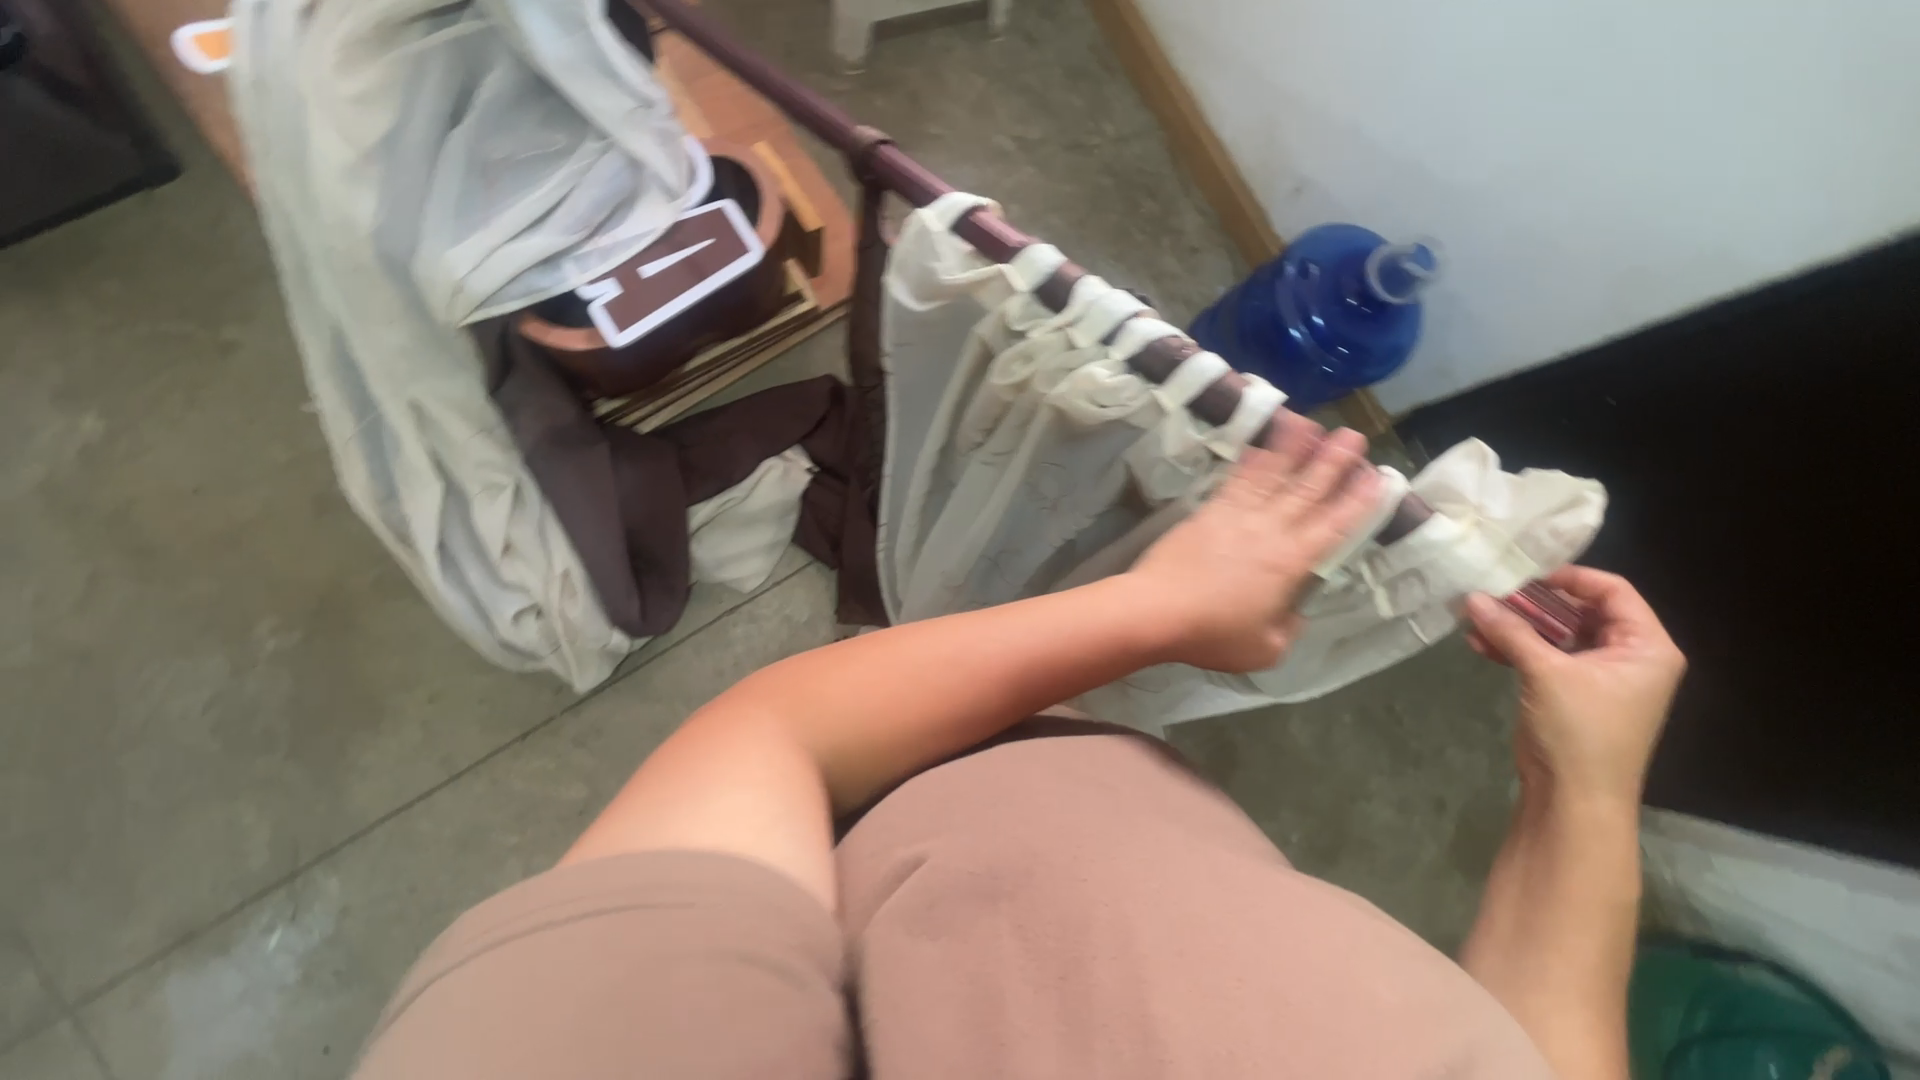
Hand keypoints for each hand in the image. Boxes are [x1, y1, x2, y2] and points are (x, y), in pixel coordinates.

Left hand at [1127, 422, 1382, 672]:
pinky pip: (1236, 480)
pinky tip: (1259, 448)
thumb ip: (1287, 628)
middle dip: (1333, 461)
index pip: (1335, 525)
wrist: (1155, 610)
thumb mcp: (1265, 649)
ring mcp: (1236, 516)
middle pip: (1307, 490)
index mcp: (1292, 563)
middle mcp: (1270, 530)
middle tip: (1353, 435)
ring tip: (1310, 424)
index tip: (1377, 475)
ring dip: (1293, 449)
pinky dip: (1250, 462)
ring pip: (1272, 476)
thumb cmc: (1212, 634)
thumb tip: (1295, 612)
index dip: (1359, 500)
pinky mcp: (1207, 512)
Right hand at [1464, 567, 1685, 807]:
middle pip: (1582, 610)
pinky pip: (1543, 656)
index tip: (1525, 575)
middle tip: (1494, 593)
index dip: (1571, 578)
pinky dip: (1515, 647)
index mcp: (1645, 647)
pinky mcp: (1568, 691)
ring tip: (1477, 617)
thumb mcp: (1546, 673)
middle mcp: (1627, 655)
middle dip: (1535, 602)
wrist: (1575, 796)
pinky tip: (1479, 643)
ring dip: (1518, 625)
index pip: (1614, 592)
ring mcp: (1597, 675)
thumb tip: (1471, 597)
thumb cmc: (1580, 731)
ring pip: (1557, 633)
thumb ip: (1511, 631)